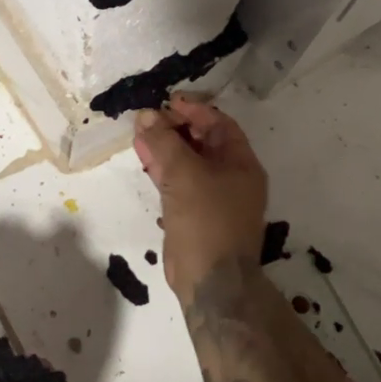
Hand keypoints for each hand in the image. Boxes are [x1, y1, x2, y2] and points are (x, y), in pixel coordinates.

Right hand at [133, 95, 268, 296]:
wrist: (210, 280)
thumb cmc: (206, 219)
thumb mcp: (184, 173)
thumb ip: (164, 141)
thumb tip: (146, 115)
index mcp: (242, 164)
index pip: (219, 124)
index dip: (194, 110)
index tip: (166, 102)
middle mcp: (231, 177)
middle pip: (202, 141)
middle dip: (175, 127)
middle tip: (147, 117)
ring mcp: (212, 196)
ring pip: (187, 161)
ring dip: (165, 145)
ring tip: (138, 132)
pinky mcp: (194, 212)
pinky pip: (178, 180)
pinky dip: (162, 166)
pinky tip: (143, 156)